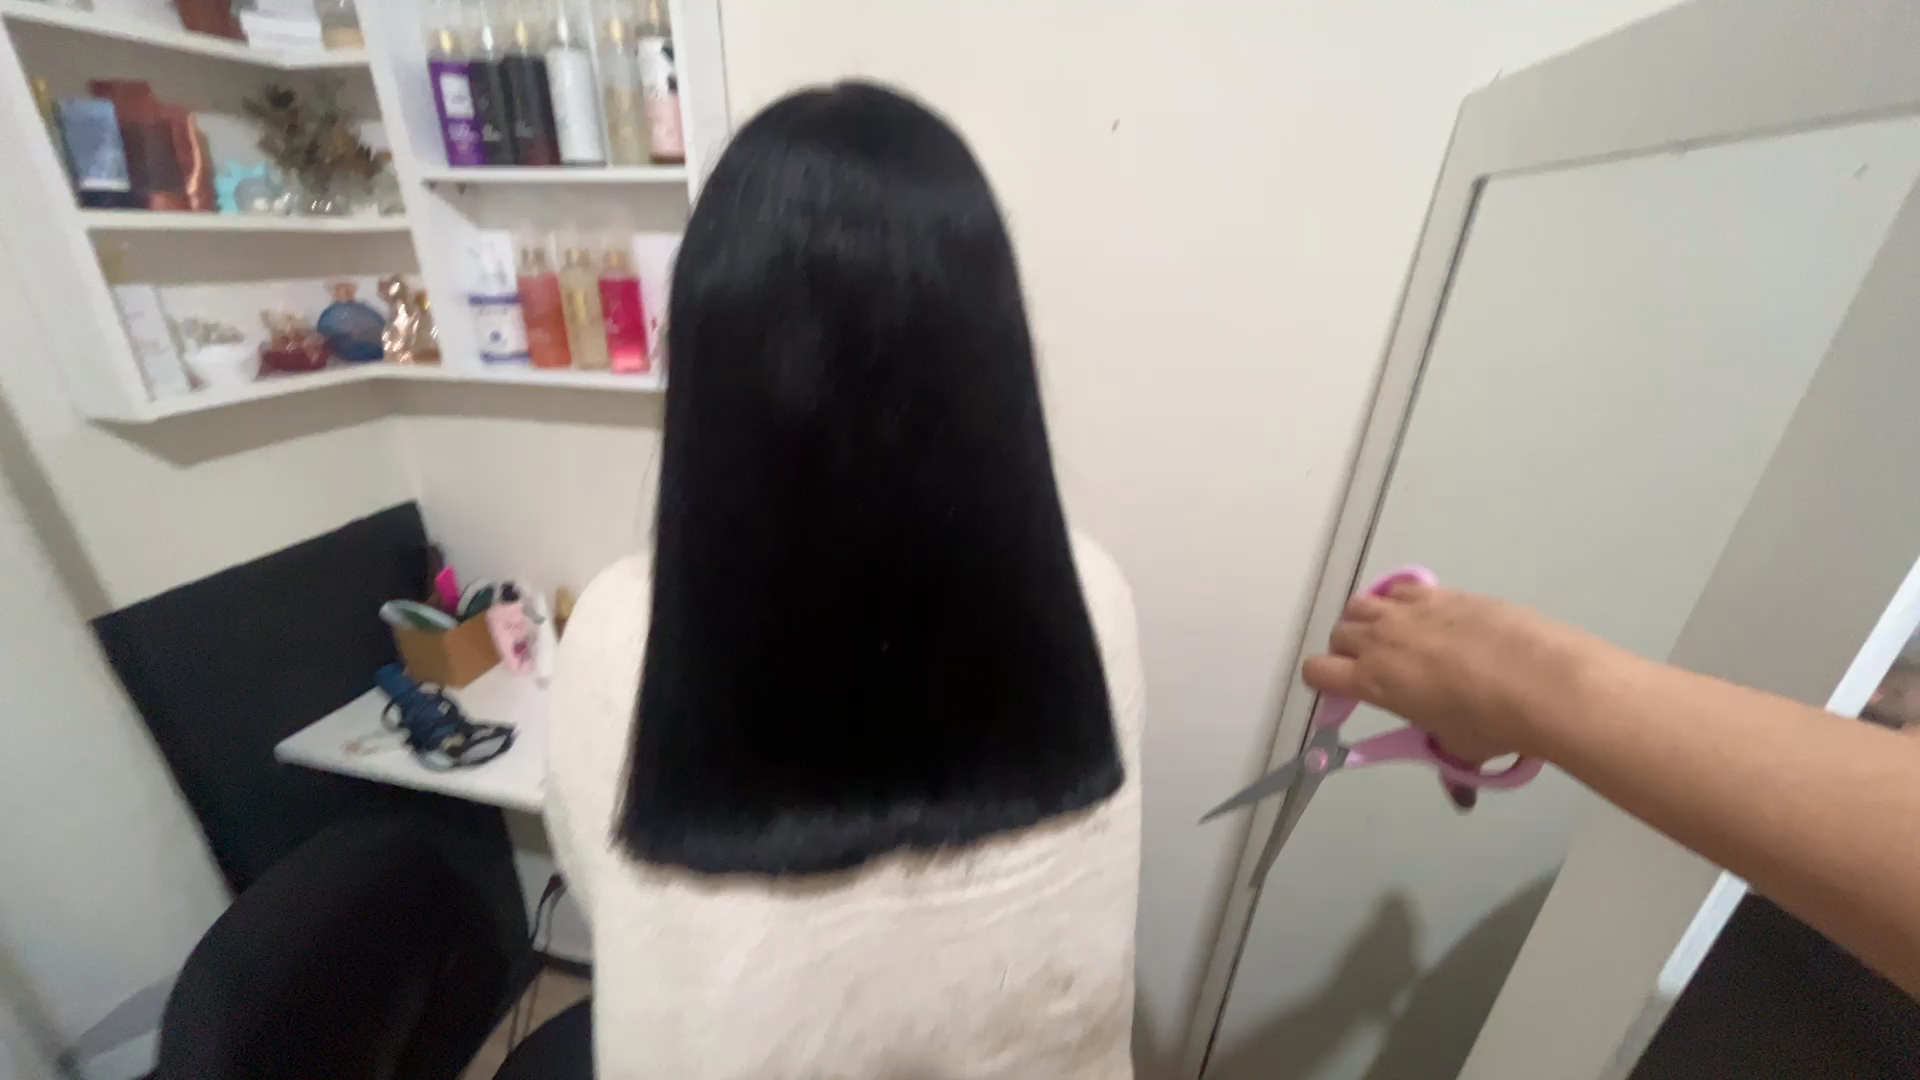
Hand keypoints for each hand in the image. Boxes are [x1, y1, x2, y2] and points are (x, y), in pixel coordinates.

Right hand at [1301, 581, 1609, 763]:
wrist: (1548, 683)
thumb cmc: (1496, 723)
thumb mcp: (1461, 748)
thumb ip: (1444, 756)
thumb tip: (1459, 795)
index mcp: (1372, 680)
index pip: (1316, 671)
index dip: (1323, 682)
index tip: (1344, 693)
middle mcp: (1379, 640)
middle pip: (1338, 634)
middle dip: (1348, 651)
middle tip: (1375, 668)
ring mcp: (1407, 612)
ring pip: (1360, 605)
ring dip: (1367, 620)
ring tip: (1394, 636)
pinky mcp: (1439, 593)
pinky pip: (1398, 588)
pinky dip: (1399, 600)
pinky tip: (1424, 616)